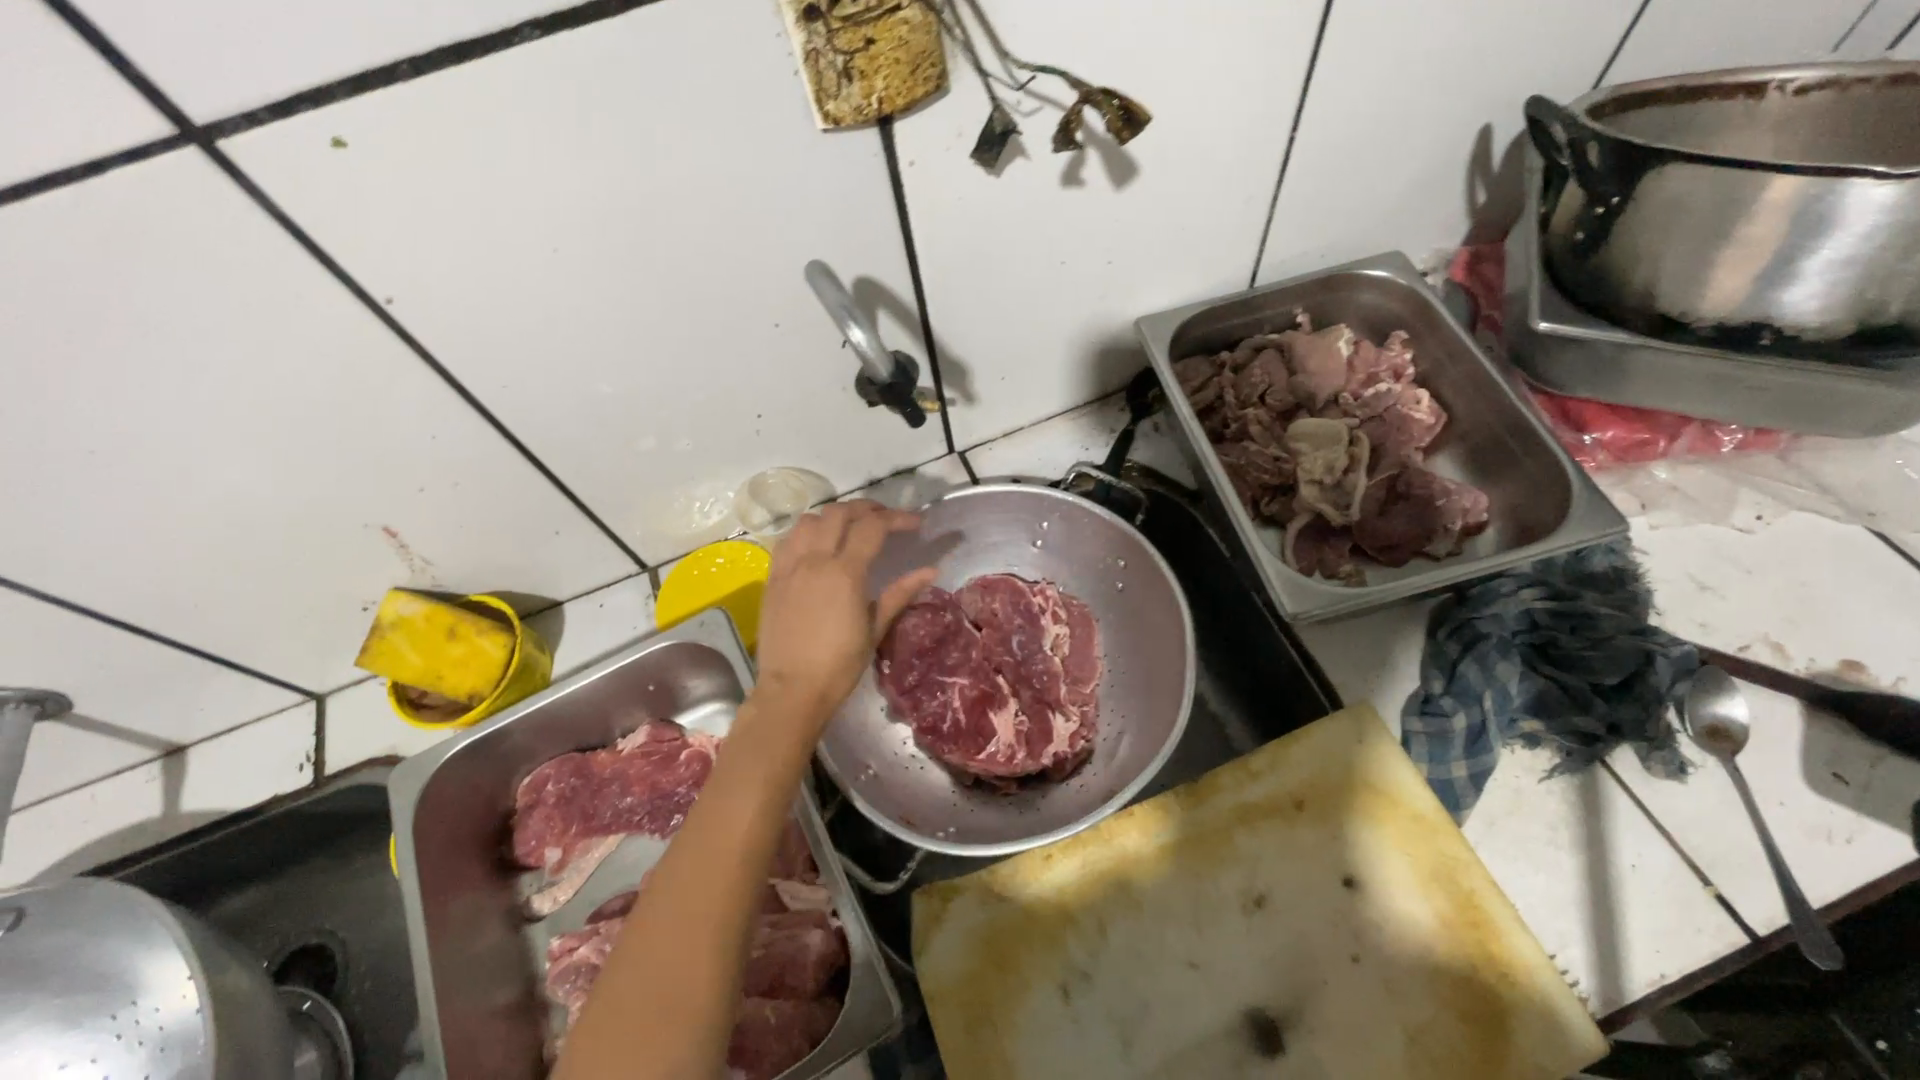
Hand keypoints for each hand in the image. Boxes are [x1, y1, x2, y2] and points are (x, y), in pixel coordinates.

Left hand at [752, 500, 939, 728]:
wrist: (792, 689)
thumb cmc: (840, 665)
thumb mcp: (875, 629)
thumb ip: (900, 593)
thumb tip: (931, 570)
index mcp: (845, 572)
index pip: (873, 527)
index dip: (897, 518)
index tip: (916, 524)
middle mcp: (814, 560)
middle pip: (839, 513)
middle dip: (866, 508)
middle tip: (885, 519)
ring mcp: (789, 567)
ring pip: (809, 520)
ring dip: (833, 517)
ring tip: (849, 528)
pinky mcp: (772, 578)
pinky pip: (787, 540)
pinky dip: (806, 532)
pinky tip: (816, 545)